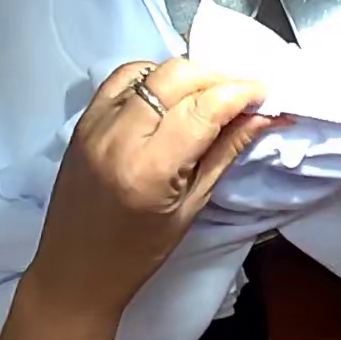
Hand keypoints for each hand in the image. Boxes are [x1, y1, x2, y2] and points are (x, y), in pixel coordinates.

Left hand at [24, 59, 273, 324]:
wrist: (75, 270)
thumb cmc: (141, 250)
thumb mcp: (194, 204)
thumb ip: (227, 151)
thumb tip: (265, 116)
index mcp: (151, 168)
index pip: (204, 108)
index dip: (240, 92)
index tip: (264, 94)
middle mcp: (120, 136)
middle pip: (178, 76)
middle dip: (218, 77)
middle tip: (240, 94)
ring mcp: (97, 123)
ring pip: (152, 69)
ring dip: (188, 74)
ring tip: (208, 94)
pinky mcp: (84, 119)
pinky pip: (123, 77)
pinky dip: (154, 75)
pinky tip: (170, 93)